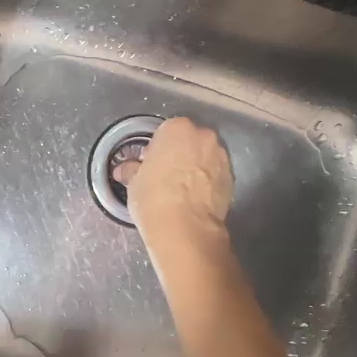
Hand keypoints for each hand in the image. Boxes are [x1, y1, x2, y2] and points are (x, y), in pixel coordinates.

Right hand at [114, 117, 235, 252]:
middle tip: (164, 176)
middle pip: (188, 141)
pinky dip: (205, 182)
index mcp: (177, 129)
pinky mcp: (230, 178)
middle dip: (177, 154)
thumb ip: (132, 170)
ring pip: (204, 157)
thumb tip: (125, 169)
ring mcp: (221, 156)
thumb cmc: (154, 198)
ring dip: (193, 167)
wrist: (185, 228)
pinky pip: (214, 174)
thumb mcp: (134, 182)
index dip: (155, 149)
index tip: (149, 165)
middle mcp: (203, 136)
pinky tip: (193, 199)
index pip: (164, 132)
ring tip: (180, 190)